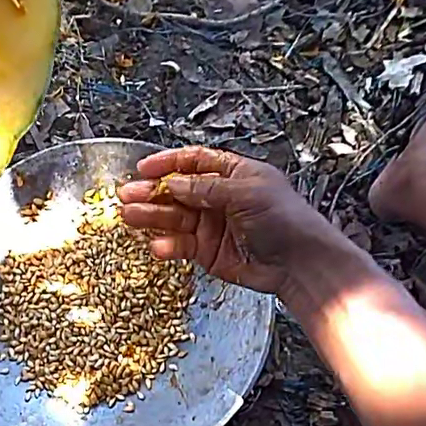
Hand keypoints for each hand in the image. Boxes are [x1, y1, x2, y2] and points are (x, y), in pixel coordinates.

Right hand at [118, 147, 339, 293]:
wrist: (299, 262)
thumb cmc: (284, 219)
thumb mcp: (246, 193)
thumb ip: (207, 189)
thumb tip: (174, 183)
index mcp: (232, 174)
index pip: (193, 162)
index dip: (168, 163)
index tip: (143, 167)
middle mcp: (218, 198)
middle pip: (177, 191)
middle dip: (151, 192)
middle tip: (126, 194)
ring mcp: (211, 225)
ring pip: (174, 218)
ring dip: (151, 217)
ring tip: (129, 217)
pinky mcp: (208, 252)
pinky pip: (182, 246)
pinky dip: (168, 246)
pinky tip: (156, 245)